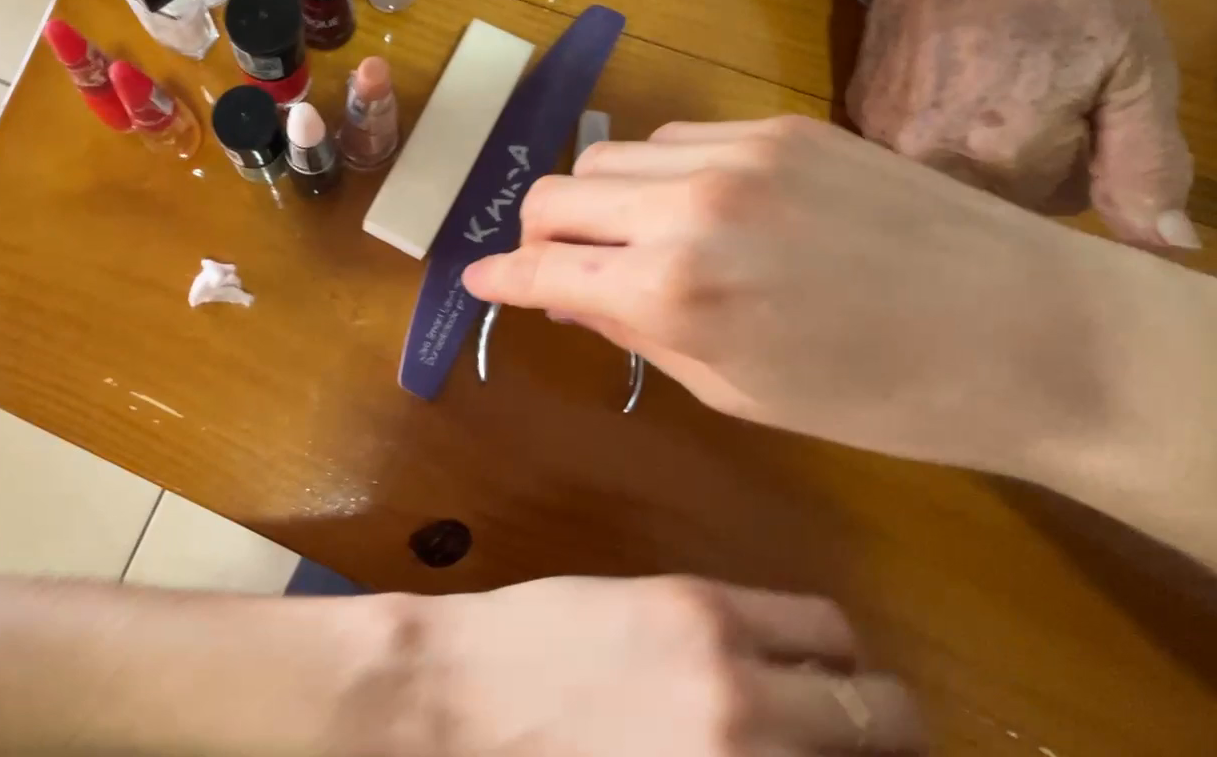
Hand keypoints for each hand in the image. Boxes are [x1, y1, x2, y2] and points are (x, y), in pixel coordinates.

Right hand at [423, 576, 923, 754]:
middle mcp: (741, 694)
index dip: (831, 649)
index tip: (818, 666)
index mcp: (704, 614)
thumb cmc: (530, 637)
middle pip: (885, 719)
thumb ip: (713, 631)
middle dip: (872, 720)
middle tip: (839, 727)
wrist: (462, 697)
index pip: (831, 628)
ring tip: (776, 743)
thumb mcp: (626, 606)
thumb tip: (784, 665)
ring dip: (828, 755)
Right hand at [461, 116, 1142, 478]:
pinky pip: (671, 140)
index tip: (476, 280)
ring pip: (604, 157)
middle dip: (536, 234)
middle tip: (559, 266)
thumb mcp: (730, 388)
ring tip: (635, 237)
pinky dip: (657, 176)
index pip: (536, 269)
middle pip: (551, 193)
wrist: (1041, 335)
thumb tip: (561, 296)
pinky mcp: (777, 126)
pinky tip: (700, 207)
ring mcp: (732, 155)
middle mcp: (684, 209)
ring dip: (597, 200)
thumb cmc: (875, 396)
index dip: (495, 278)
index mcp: (669, 291)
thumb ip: (629, 330)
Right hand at [850, 0, 1196, 248]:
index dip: (1078, 164)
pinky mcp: (853, 122)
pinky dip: (926, 137)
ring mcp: (878, 144)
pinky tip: (940, 88)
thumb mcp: (1133, 68)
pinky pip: (901, 157)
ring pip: (941, 182)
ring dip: (966, 155)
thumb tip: (1162, 246)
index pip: (1053, 208)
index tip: (1079, 111)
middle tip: (1031, 98)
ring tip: (982, 93)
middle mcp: (926, 163)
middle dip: (1018, 168)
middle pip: (989, 203)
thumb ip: (1147, 162)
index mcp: (1003, 157)